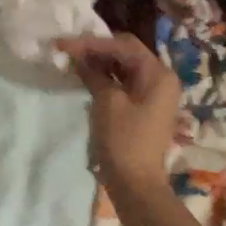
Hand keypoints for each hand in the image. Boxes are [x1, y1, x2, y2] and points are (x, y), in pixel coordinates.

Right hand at [57, 33, 179, 189]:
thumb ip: (95, 75)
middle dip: (97, 50)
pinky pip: (124, 84)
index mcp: (159, 74)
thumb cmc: (124, 141)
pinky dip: (106, 79)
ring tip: (73, 62)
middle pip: (126, 53)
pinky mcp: (144, 108)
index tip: (63, 44)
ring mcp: (154, 94)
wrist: (136, 183)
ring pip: (124, 68)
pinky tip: (86, 78)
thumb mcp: (107, 103)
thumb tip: (80, 58)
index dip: (92, 42)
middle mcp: (161, 79)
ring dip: (100, 63)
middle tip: (67, 51)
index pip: (123, 46)